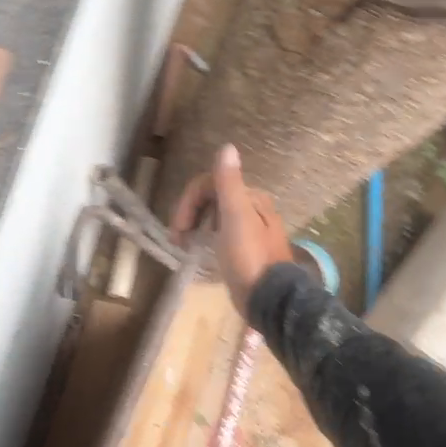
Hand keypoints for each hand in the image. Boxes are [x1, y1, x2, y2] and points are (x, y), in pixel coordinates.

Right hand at [170, 144, 291, 315]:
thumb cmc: (249, 257)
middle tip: (177, 237)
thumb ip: (228, 183)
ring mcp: (250, 231)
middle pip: (213, 199)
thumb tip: (227, 147)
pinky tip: (200, 251)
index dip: (190, 201)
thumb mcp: (236, 217)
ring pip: (215, 217)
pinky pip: (220, 235)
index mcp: (252, 199)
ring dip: (196, 225)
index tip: (178, 227)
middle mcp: (253, 210)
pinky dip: (205, 238)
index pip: (211, 184)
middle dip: (190, 213)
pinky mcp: (245, 251)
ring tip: (184, 244)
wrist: (268, 299)